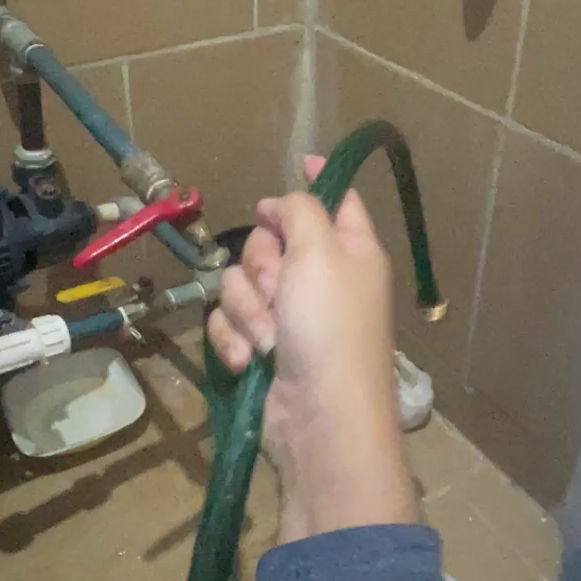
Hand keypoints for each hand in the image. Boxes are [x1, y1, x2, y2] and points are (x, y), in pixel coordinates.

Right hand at [206, 156, 417, 543]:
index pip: (337, 199)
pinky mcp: (262, 346)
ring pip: (241, 281)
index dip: (316, 180)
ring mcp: (291, 314)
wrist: (319, 418)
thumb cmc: (330, 327)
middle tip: (279, 289)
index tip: (297, 162)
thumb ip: (301, 211)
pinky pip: (229, 321)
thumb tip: (282, 202)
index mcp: (351, 250)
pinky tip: (252, 361)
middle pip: (272, 238)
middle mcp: (322, 277)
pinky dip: (237, 340)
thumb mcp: (321, 252)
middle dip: (263, 264)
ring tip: (269, 338)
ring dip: (248, 310)